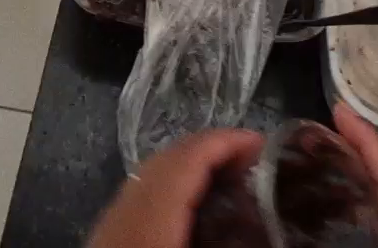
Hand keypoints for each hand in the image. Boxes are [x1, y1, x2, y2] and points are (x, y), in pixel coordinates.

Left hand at [87, 129, 263, 247]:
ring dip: (193, 163)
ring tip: (230, 177)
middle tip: (253, 160)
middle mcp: (128, 204)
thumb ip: (231, 237)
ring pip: (154, 171)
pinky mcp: (108, 233)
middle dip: (213, 147)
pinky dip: (174, 184)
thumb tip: (270, 223)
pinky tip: (193, 204)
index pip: (190, 156)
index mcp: (152, 213)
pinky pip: (144, 191)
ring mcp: (113, 217)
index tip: (263, 142)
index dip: (227, 140)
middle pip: (171, 155)